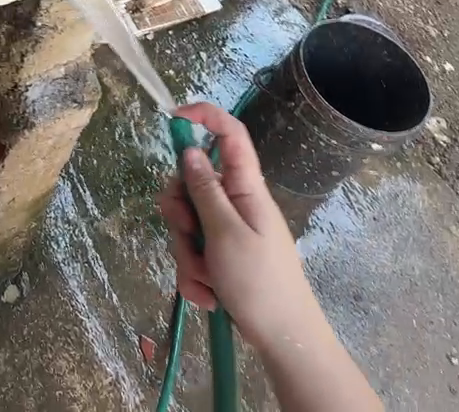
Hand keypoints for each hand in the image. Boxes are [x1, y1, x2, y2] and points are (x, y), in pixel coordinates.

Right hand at [156, 102, 315, 342]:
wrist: (286, 342)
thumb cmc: (261, 284)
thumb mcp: (225, 233)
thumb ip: (204, 190)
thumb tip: (189, 151)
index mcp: (246, 188)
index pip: (229, 134)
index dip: (204, 116)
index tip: (172, 120)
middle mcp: (236, 203)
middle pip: (192, 183)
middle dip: (180, 212)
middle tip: (188, 236)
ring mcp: (229, 230)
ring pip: (187, 222)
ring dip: (187, 252)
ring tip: (205, 279)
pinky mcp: (222, 256)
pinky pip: (193, 252)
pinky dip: (194, 274)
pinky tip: (208, 295)